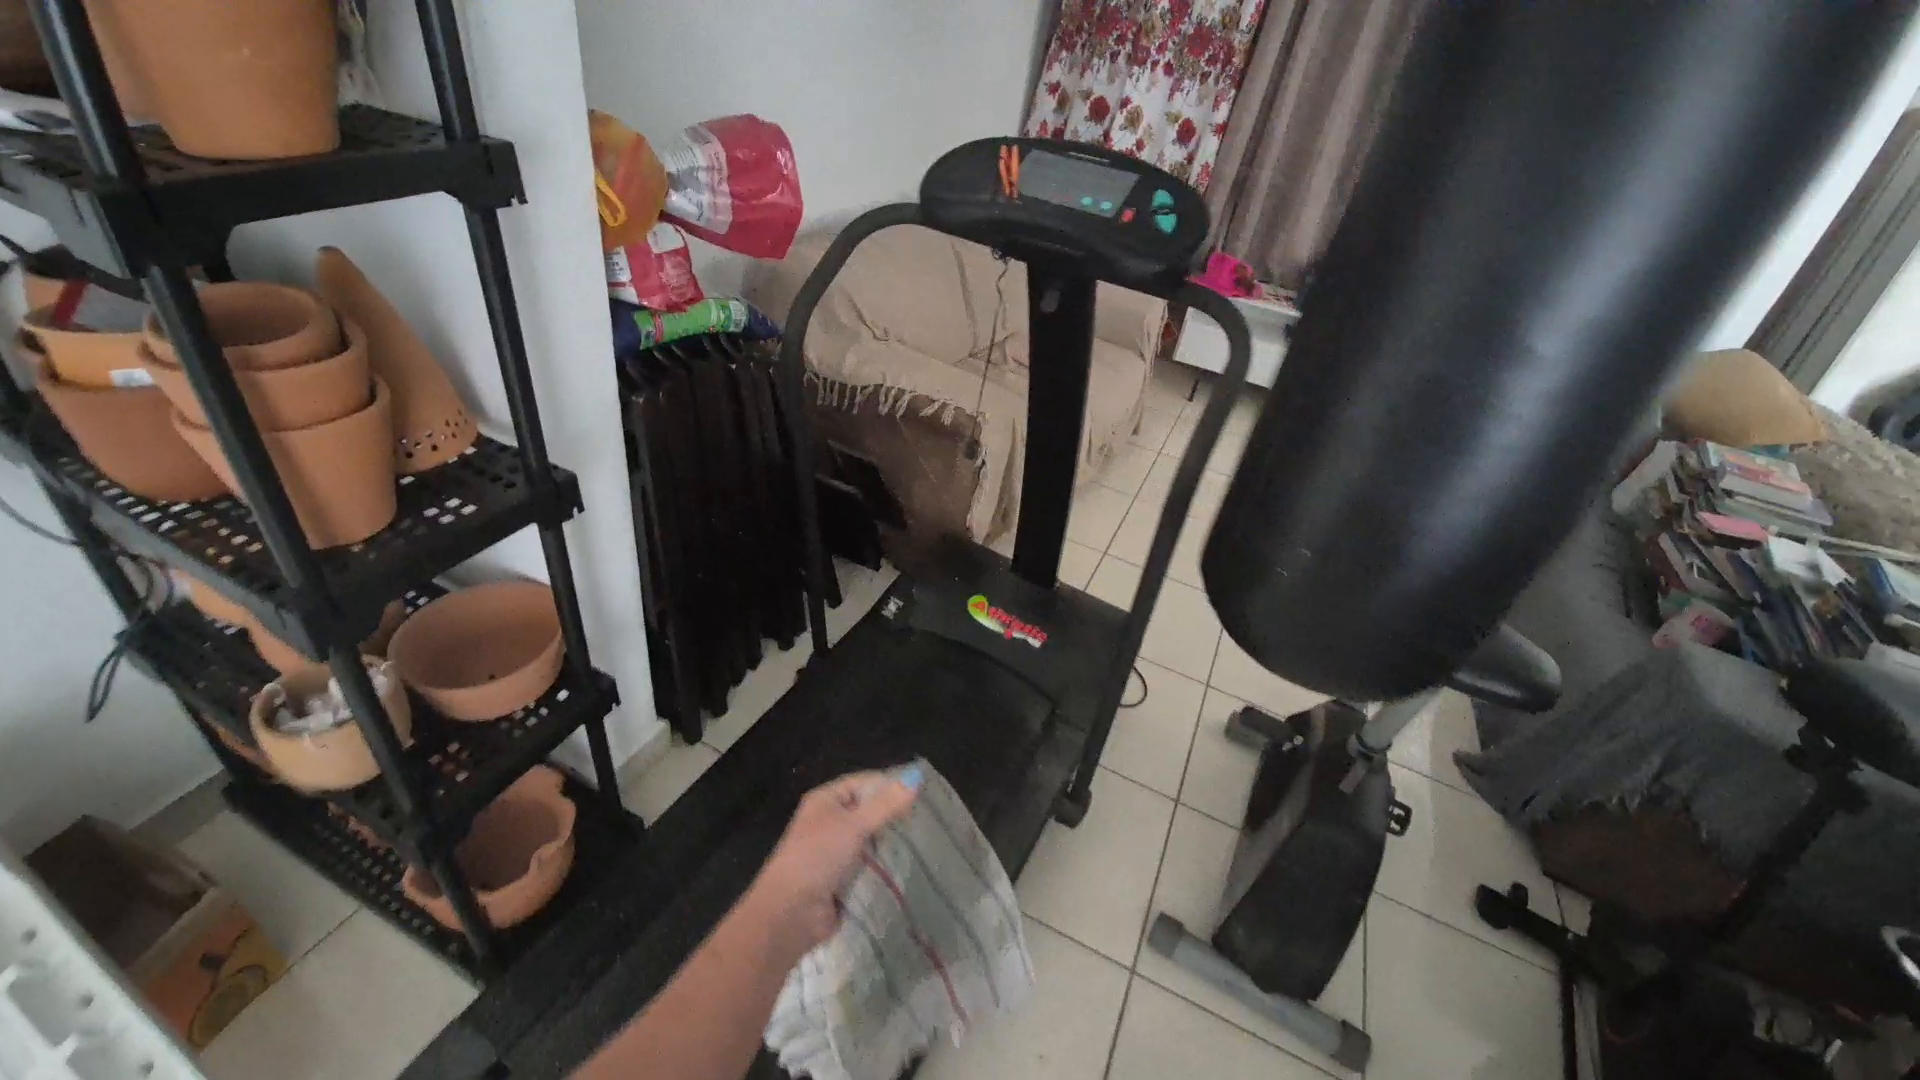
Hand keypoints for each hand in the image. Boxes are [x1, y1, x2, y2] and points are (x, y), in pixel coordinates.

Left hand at [748, 766, 922, 961]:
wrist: (790, 913)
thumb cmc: (818, 857)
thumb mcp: (854, 825)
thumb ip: (886, 804)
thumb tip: (917, 777)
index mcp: (825, 801)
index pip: (863, 783)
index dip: (890, 785)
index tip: (921, 792)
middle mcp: (829, 822)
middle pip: (868, 811)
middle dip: (893, 815)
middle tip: (926, 818)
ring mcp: (835, 851)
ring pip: (870, 839)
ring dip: (890, 842)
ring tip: (923, 840)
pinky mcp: (842, 878)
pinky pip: (869, 865)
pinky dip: (884, 865)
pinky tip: (908, 865)